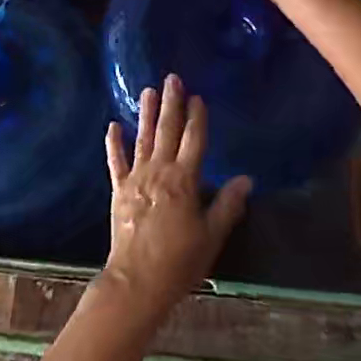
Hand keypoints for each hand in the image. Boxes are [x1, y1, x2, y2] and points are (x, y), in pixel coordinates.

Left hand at [101, 74, 251, 318]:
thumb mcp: (211, 236)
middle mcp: (159, 172)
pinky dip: (114, 143)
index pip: (194, 141)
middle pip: (167, 131)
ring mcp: (136, 179)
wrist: (137, 282)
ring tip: (148, 90)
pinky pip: (116, 162)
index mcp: (184, 181)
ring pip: (143, 139)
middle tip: (172, 78)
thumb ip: (227, 205)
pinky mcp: (119, 191)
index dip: (197, 118)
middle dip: (171, 104)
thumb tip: (246, 178)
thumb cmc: (179, 261)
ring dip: (146, 114)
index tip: (198, 97)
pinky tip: (113, 125)